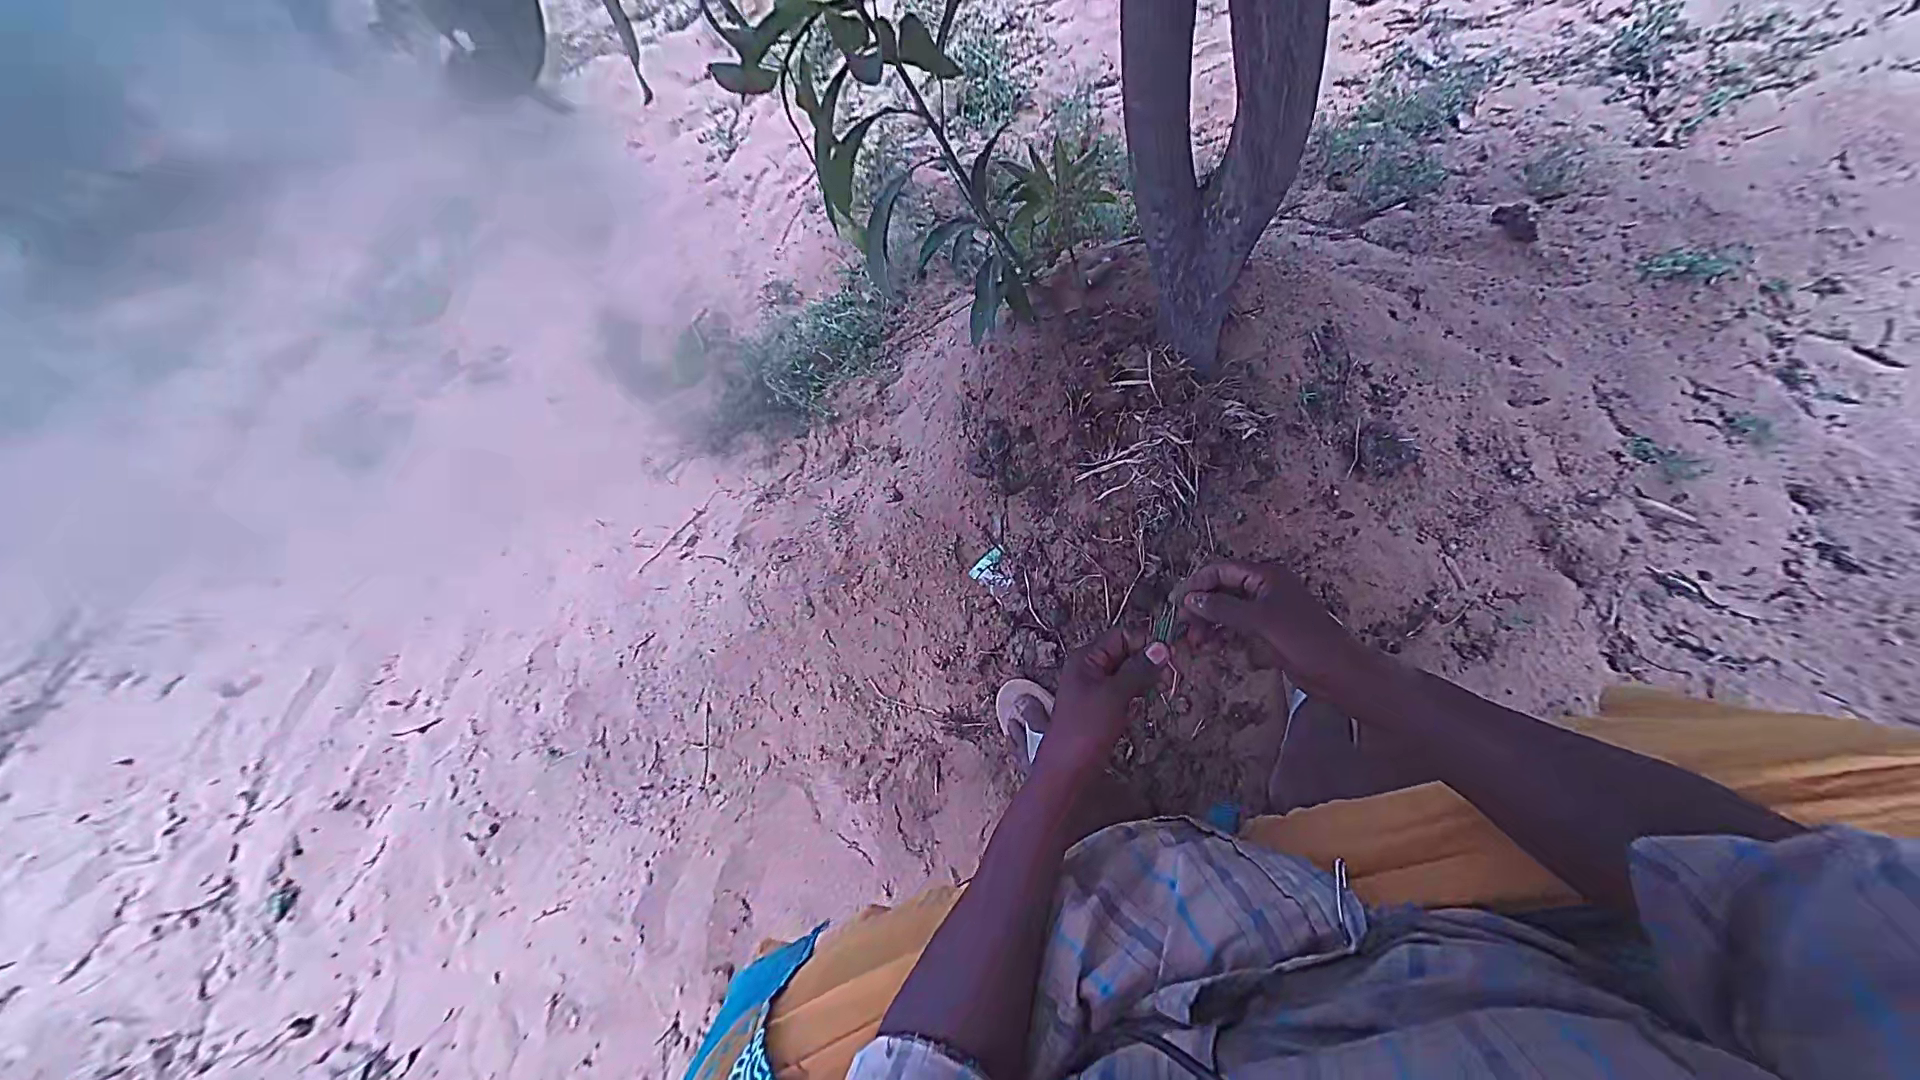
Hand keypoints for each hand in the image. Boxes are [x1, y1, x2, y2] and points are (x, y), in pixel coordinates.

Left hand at [1034, 627, 1168, 778]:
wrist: (1066, 770)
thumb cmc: (1086, 728)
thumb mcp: (1115, 695)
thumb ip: (1138, 670)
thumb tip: (1161, 647)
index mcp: (1087, 658)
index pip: (1121, 636)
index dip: (1145, 643)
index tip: (1169, 659)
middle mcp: (1088, 668)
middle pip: (1124, 653)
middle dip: (1148, 662)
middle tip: (1169, 680)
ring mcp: (1093, 688)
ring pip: (1126, 673)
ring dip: (1144, 680)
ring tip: (1159, 693)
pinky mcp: (1099, 707)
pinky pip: (1122, 692)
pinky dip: (1135, 696)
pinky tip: (1141, 708)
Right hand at [1173, 561, 1375, 696]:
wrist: (1339, 673)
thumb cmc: (1303, 640)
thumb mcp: (1259, 621)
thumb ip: (1222, 608)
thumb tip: (1190, 600)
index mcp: (1264, 576)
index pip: (1220, 570)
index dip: (1197, 585)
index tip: (1178, 604)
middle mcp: (1262, 589)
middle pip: (1220, 590)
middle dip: (1201, 608)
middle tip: (1186, 629)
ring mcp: (1264, 611)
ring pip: (1225, 611)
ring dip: (1209, 624)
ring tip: (1198, 644)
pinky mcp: (1265, 631)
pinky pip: (1235, 628)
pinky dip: (1222, 635)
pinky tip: (1214, 648)